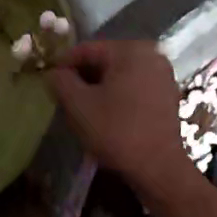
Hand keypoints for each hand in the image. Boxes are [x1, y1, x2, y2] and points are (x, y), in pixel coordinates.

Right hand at [44, 41, 191, 187]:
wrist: (156, 166)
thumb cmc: (116, 132)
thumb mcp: (79, 107)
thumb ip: (61, 83)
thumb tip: (53, 73)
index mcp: (130, 50)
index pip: (87, 49)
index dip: (64, 64)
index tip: (49, 81)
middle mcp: (151, 55)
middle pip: (106, 62)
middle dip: (83, 78)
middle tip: (65, 98)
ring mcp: (163, 76)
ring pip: (120, 77)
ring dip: (100, 90)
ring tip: (83, 110)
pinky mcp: (168, 97)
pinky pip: (135, 90)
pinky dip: (118, 98)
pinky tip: (107, 117)